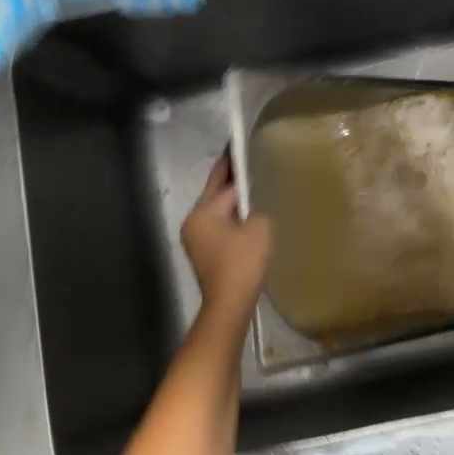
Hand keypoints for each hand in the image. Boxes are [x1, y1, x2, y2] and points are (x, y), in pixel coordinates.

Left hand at [181, 156, 271, 316]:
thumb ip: (259, 208)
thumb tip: (255, 204)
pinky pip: (220, 228)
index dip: (238, 169)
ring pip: (217, 212)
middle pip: (214, 196)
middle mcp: (194, 223)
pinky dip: (232, 219)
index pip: (224, 186)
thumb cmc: (243, 261)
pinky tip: (248, 216)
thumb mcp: (260, 227)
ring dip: (232, 202)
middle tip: (244, 160)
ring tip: (252, 186)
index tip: (244, 151)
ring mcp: (197, 241)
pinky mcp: (206, 255)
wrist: (230, 304)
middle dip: (229, 180)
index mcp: (203, 213)